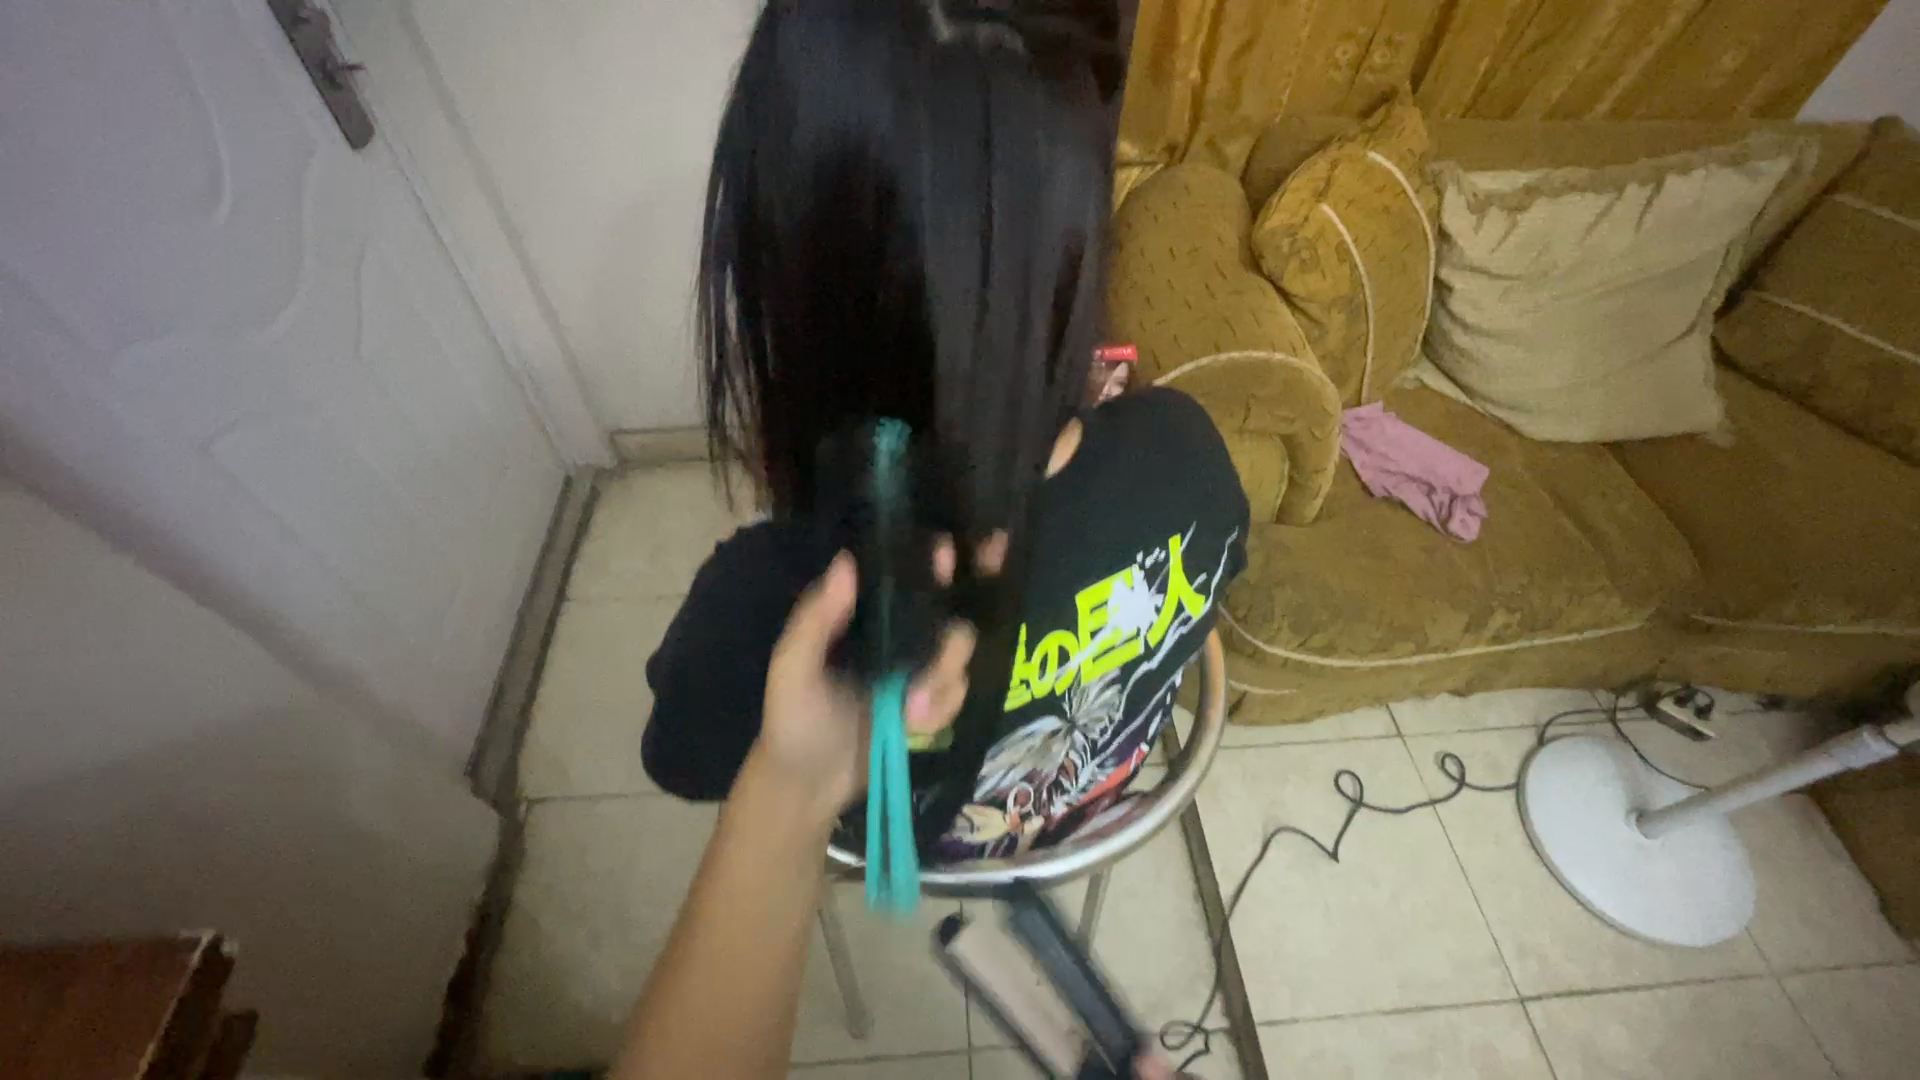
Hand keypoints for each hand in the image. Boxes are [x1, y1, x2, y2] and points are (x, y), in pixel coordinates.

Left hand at [747, 542, 981, 819]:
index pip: (908, 579)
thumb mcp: (793, 666)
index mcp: (866, 617)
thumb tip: (846, 561)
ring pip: (958, 660)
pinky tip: (911, 726)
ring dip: (941, 682)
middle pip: (949, 617)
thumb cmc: (793, 717)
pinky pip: (955, 697)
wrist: (809, 784)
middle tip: (945, 652)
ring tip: (909, 709)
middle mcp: (899, 637)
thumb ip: (816, 618)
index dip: (936, 562)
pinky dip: (939, 710)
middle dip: (954, 638)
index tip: (949, 552)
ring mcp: (917, 673)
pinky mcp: (930, 707)